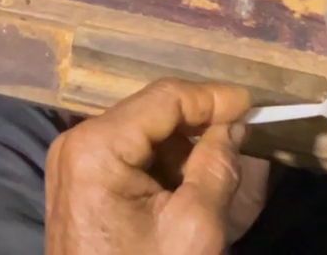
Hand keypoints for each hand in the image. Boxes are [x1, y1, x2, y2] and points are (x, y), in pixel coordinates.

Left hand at [46, 79, 269, 254]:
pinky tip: (186, 187)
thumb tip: (233, 124)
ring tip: (214, 172)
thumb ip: (218, 165)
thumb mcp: (194, 229)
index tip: (252, 104)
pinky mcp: (79, 181)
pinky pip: (130, 153)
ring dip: (183, 147)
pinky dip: (163, 164)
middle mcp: (78, 141)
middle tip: (241, 136)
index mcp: (97, 146)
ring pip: (145, 131)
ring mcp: (74, 161)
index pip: (165, 98)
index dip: (212, 97)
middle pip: (153, 111)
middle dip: (199, 124)